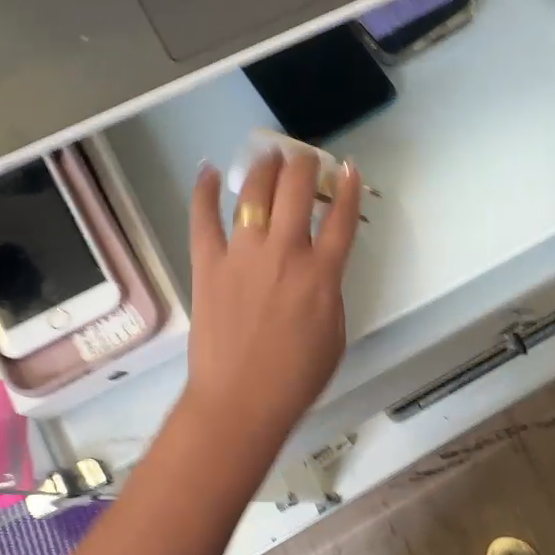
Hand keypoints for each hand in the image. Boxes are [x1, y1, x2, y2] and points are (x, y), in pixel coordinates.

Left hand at [183, 149, 362, 442]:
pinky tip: (209, 172)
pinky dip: (205, 193)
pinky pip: (204, 220)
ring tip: (270, 153)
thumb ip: (330, 292)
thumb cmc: (297, 377)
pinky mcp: (209, 266)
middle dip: (305, 167)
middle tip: (306, 157)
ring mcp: (243, 256)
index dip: (349, 190)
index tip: (349, 170)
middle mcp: (285, 254)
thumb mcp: (335, 334)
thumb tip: (320, 269)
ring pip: (255, 196)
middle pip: (298, 193)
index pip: (342, 220)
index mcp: (322, 275)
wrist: (241, 401)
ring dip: (265, 169)